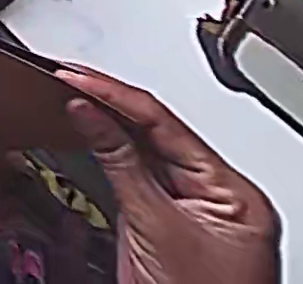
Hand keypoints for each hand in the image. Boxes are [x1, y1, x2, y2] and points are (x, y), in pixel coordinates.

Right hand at [59, 67, 278, 283]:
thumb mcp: (153, 225)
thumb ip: (117, 159)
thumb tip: (86, 107)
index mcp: (234, 194)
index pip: (165, 123)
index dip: (115, 94)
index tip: (77, 76)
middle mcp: (217, 195)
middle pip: (155, 129)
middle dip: (109, 101)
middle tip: (69, 76)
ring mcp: (190, 206)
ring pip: (142, 144)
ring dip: (104, 119)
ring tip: (71, 92)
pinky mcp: (164, 216)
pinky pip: (133, 166)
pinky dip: (105, 145)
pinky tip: (86, 126)